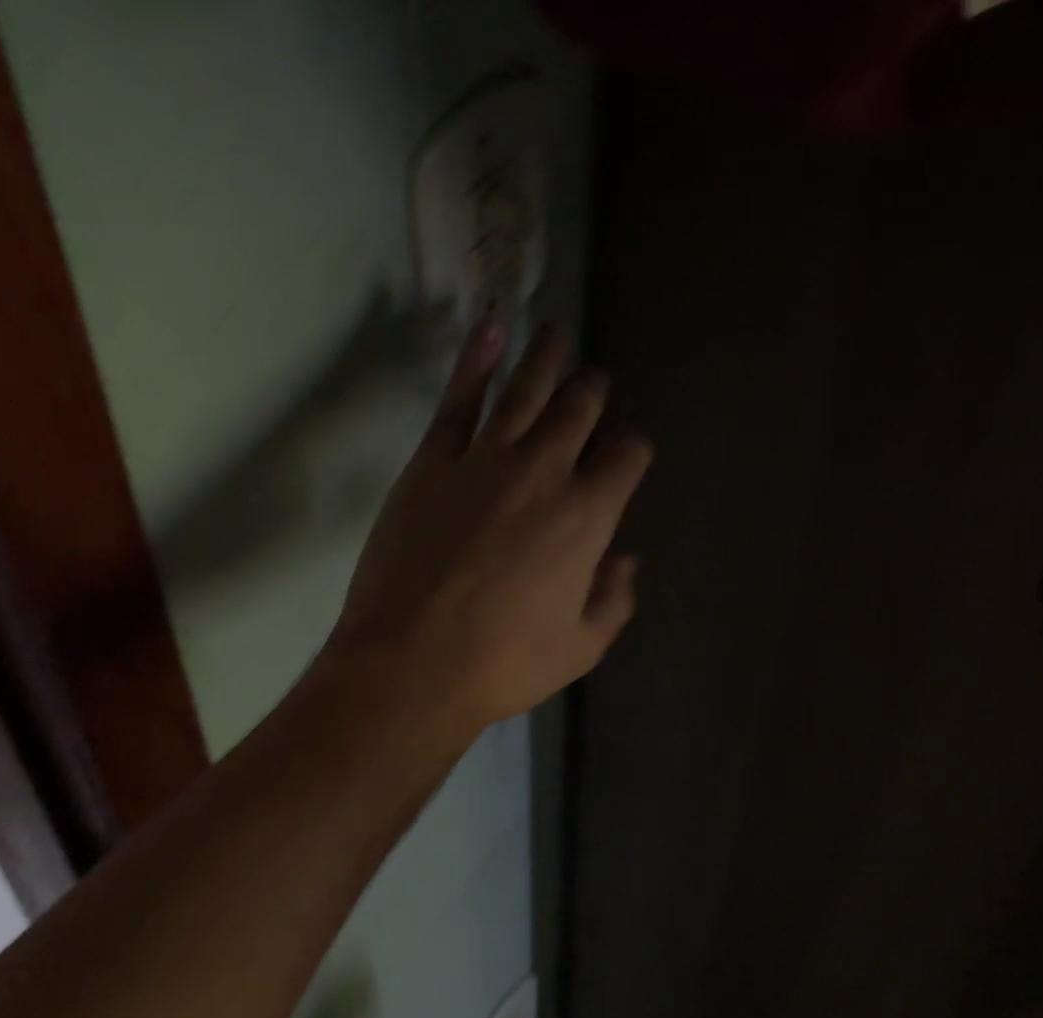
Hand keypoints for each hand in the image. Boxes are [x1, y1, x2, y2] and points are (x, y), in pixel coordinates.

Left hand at [327, 319, 650, 741]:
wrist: (409, 663)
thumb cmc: (502, 663)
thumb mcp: (581, 647)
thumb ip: (614, 599)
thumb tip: (625, 559)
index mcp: (589, 515)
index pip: (628, 454)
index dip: (632, 447)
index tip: (626, 451)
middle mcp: (546, 471)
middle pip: (581, 408)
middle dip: (594, 389)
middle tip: (594, 380)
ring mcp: (486, 458)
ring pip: (527, 389)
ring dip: (548, 355)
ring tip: (557, 331)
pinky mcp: (434, 459)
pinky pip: (460, 398)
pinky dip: (478, 359)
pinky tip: (492, 328)